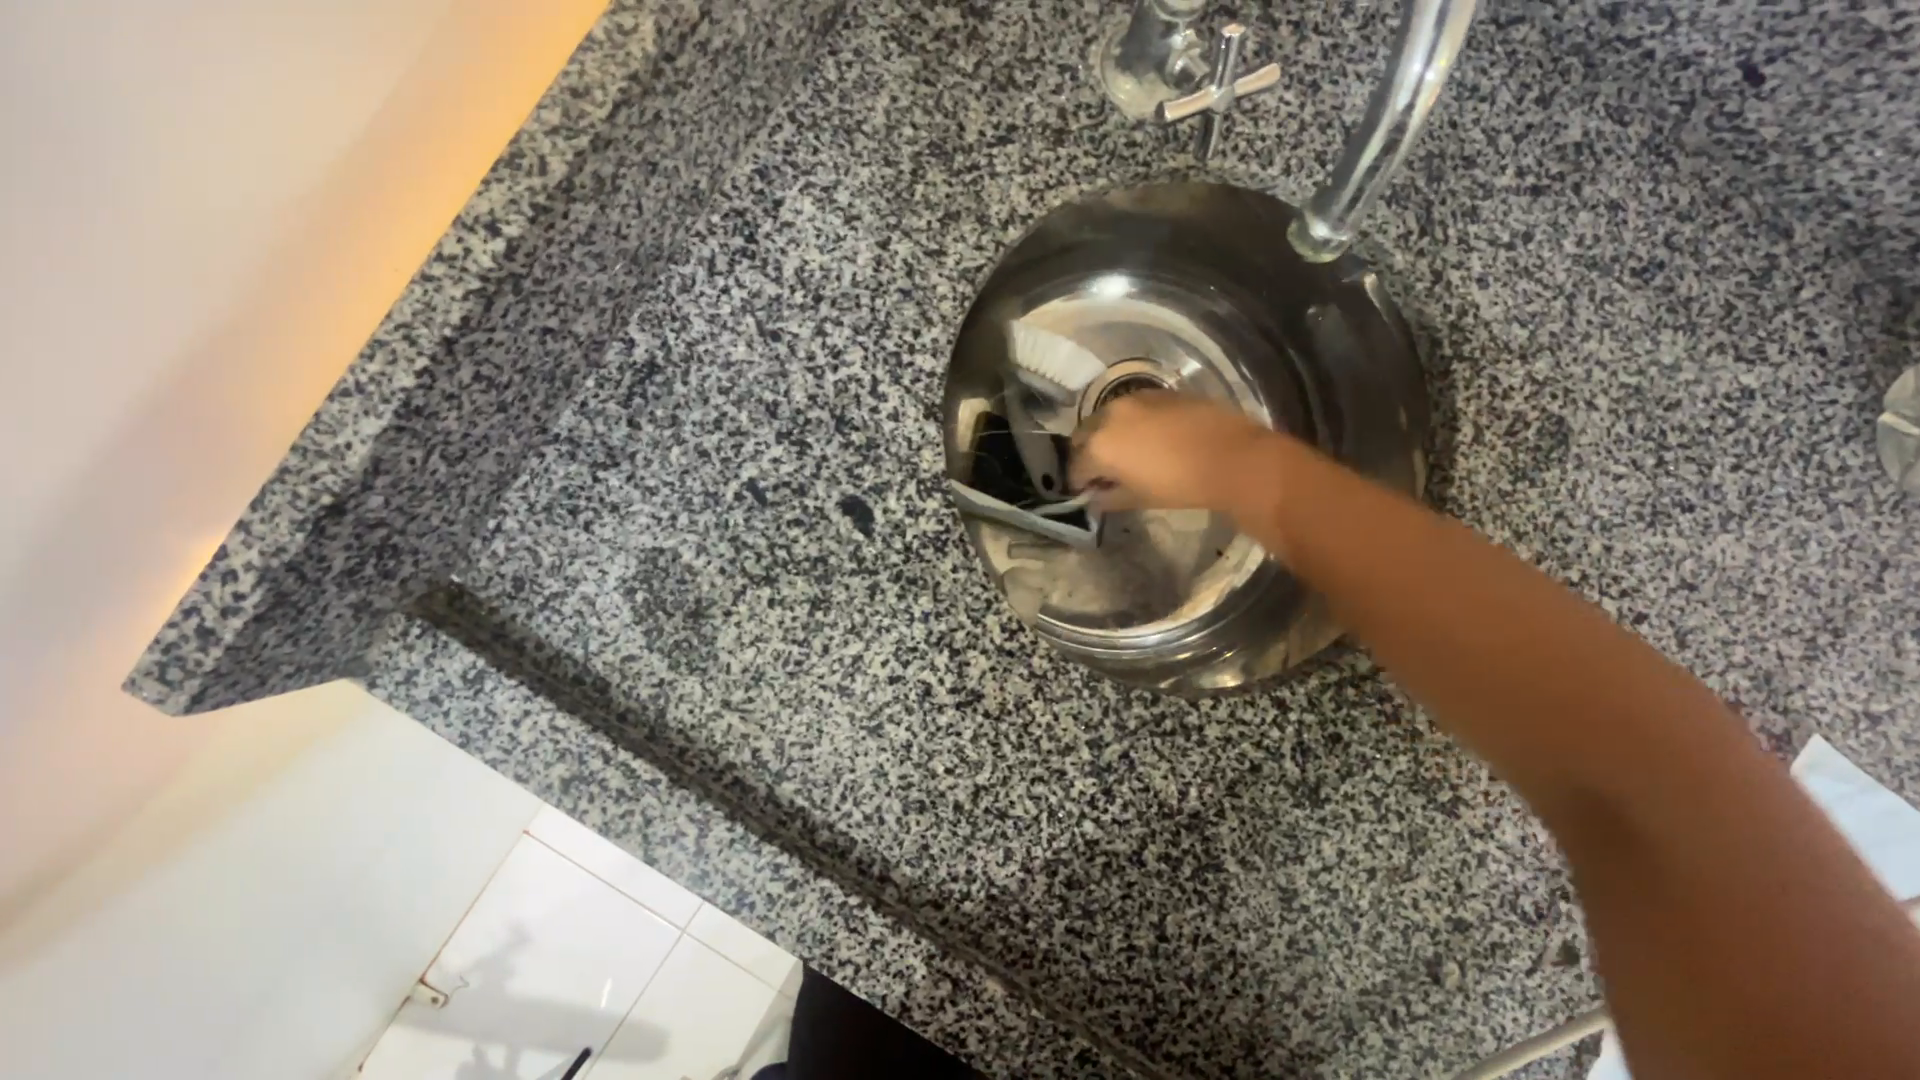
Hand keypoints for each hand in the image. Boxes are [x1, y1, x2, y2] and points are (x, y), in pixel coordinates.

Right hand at [1068, 391, 1276, 513]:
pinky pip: (1133, 407)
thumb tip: (1096, 497)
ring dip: (1109, 434)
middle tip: (1103, 472)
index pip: (1075, 467)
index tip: (1086, 492)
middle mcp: (1109, 416)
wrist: (1232, 456)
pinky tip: (1150, 436)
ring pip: (1108, 417)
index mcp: (1099, 446)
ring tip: (1127, 452)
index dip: (1078, 483)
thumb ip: (1109, 497)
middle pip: (1084, 435)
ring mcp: (1134, 399)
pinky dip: (1132, 422)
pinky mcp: (1158, 391)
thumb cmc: (1180, 485)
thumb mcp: (1139, 498)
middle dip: (1088, 453)